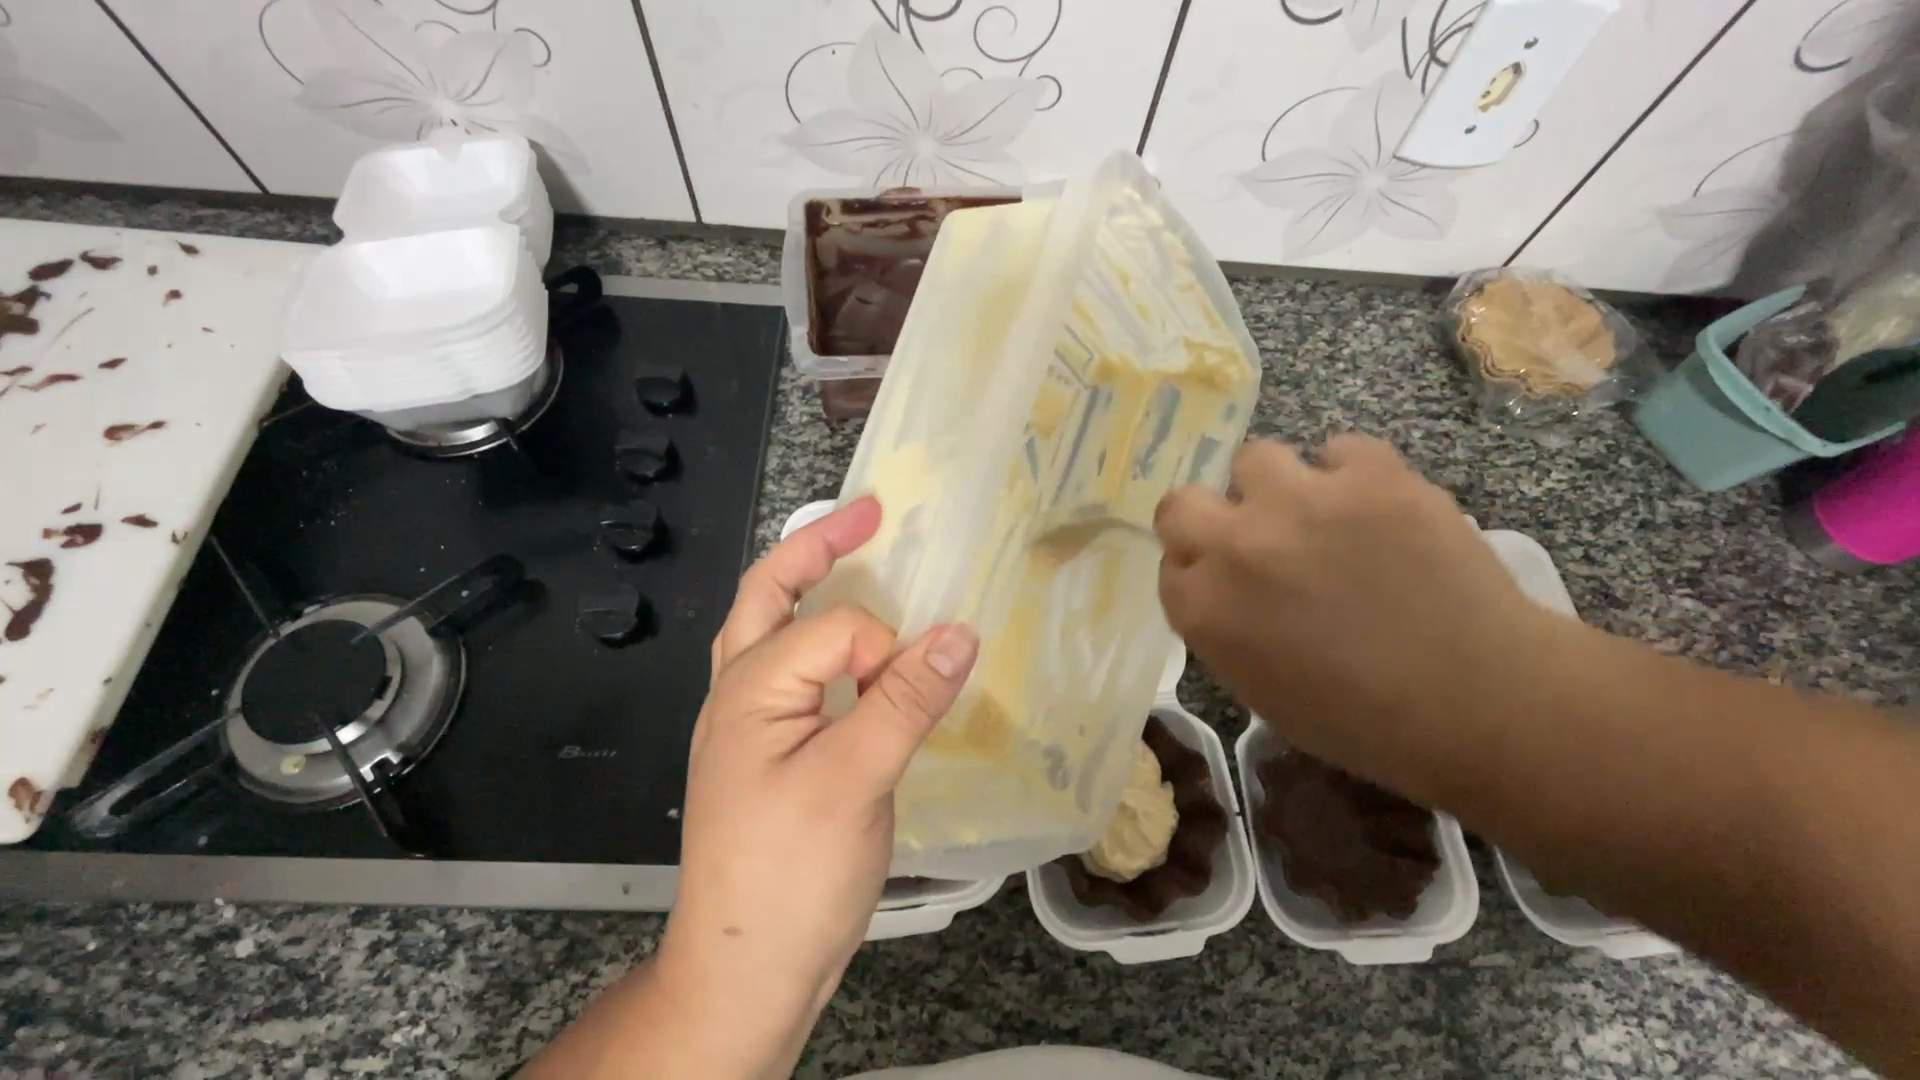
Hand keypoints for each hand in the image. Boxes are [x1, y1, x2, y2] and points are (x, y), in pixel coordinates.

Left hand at [662, 497, 977, 1057]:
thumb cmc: (791, 874)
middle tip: (872, 513)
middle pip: (770, 593)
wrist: (747, 968)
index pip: (835, 628)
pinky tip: (856, 660)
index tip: (922, 687)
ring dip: (811, 588)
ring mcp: (750, 723)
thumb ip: (905, 701)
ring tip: (856, 560)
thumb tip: (960, 632)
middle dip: (820, 547)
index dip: (886, 648)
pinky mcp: (772, 753)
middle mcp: (740, 692)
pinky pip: (796, 675)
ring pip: (776, 630)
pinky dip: (825, 645)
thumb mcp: (853, 782)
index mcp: (750, 686)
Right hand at [1154, 435, 1555, 799]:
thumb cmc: (1364, 721)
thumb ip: (1223, 628)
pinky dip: (1351, 475)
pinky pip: (1341, 449)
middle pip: (1181, 503)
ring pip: (1255, 458)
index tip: (1225, 580)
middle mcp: (1237, 547)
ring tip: (1317, 512)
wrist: (1479, 701)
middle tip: (1251, 537)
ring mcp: (1303, 503)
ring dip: (1277, 486)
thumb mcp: (1260, 690)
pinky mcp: (1371, 476)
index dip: (1197, 570)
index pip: (1170, 566)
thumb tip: (1225, 589)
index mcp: (1205, 610)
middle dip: (1209, 518)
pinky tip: (1374, 508)